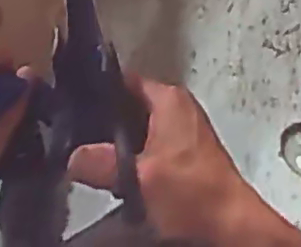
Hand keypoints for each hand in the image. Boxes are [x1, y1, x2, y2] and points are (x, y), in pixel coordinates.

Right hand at [68, 76, 300, 245]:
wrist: (227, 219)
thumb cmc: (189, 189)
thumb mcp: (138, 177)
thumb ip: (102, 163)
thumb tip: (73, 156)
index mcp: (169, 98)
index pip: (128, 80)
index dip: (103, 90)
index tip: (79, 104)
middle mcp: (179, 104)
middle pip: (135, 103)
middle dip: (111, 120)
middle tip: (83, 135)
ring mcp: (186, 126)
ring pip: (145, 124)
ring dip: (125, 140)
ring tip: (98, 154)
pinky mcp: (189, 148)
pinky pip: (156, 140)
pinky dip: (140, 152)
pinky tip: (126, 171)